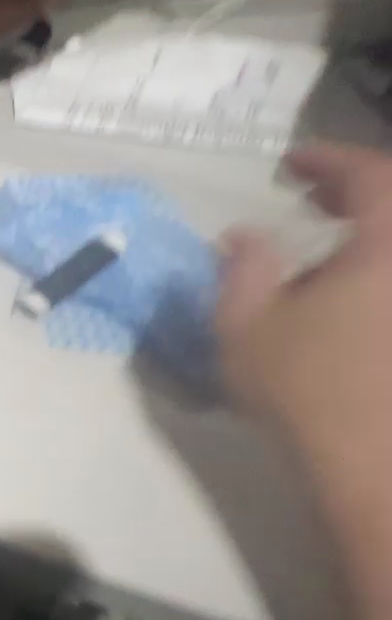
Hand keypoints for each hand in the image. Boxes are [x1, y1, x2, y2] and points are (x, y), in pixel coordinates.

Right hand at [217, 143, 391, 500]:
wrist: (376, 459)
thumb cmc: (301, 385)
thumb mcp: (243, 323)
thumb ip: (243, 268)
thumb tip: (243, 234)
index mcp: (385, 251)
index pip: (374, 178)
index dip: (333, 160)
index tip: (290, 162)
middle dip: (361, 188)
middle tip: (311, 194)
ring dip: (373, 230)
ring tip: (334, 236)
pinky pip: (391, 276)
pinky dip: (375, 265)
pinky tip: (352, 283)